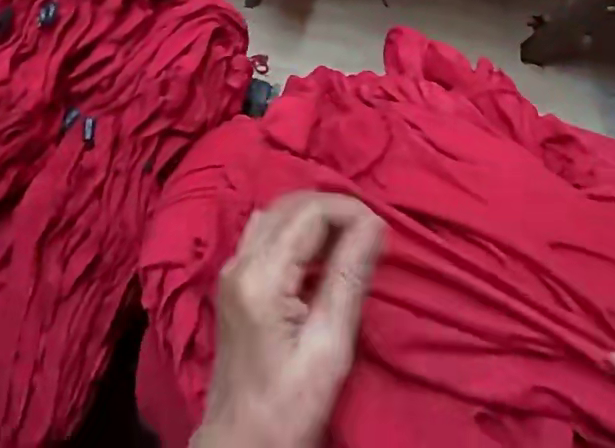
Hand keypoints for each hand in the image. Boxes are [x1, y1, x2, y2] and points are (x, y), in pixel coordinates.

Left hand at [193, 194, 386, 447]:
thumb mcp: (329, 347)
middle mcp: (240, 260)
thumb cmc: (288, 409)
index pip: (310, 213)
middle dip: (335, 207)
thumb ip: (349, 277)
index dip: (350, 210)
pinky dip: (298, 227)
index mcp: (261, 275)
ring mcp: (232, 268)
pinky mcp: (234, 279)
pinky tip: (320, 248)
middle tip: (371, 230)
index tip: (382, 229)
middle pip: (292, 204)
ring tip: (352, 234)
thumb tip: (375, 223)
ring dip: (316, 214)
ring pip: (278, 212)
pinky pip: (267, 231)